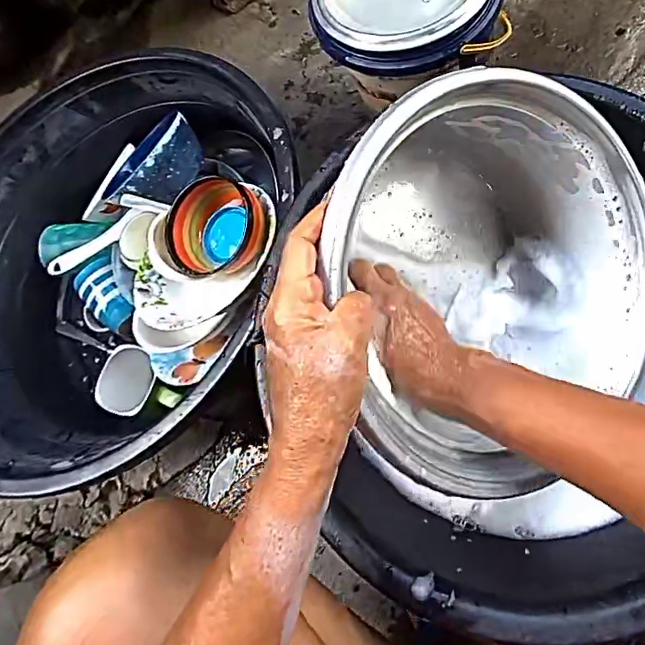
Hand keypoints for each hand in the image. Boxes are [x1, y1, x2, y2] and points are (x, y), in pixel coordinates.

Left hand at [262, 203, 374, 453]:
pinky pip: (321, 305)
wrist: (311, 441)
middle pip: (302, 262)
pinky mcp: (304, 342)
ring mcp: (293, 329)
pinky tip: (355, 296)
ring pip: (313, 284)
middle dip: (326, 239)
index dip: (316, 220)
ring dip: (333, 267)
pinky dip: (337, 292)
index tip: (333, 204)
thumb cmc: (321, 401)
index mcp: (288, 306)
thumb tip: (360, 293)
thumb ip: (356, 303)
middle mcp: (284, 314)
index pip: (298, 247)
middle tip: (349, 224)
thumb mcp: (349, 340)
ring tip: (355, 255)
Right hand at [347, 260, 481, 421]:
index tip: (342, 279)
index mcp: (383, 303)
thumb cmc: (410, 370)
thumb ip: (362, 327)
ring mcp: (415, 300)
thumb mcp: (374, 352)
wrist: (444, 372)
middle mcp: (400, 296)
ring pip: (395, 280)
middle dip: (368, 273)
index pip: (362, 272)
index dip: (350, 273)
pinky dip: (396, 298)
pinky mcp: (425, 308)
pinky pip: (405, 293)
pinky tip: (391, 315)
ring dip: (384, 285)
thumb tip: (351, 319)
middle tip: (358, 285)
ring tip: (374, 301)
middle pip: (380, 269)